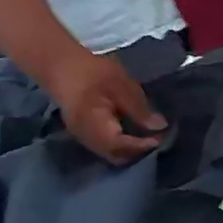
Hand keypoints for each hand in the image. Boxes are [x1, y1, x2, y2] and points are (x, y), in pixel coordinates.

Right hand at [48, 54, 169, 164]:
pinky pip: (106, 149)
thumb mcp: (122, 86)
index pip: (120, 146)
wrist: (61, 65)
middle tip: (158, 138)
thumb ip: (139, 109)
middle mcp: (87, 138)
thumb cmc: (93, 73)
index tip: (161, 138)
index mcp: (94, 125)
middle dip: (139, 152)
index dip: (142, 146)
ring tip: (148, 136)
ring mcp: (83, 139)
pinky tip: (134, 134)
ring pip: (111, 155)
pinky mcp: (84, 135)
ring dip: (131, 151)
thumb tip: (160, 127)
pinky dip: (122, 146)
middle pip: (116, 156)